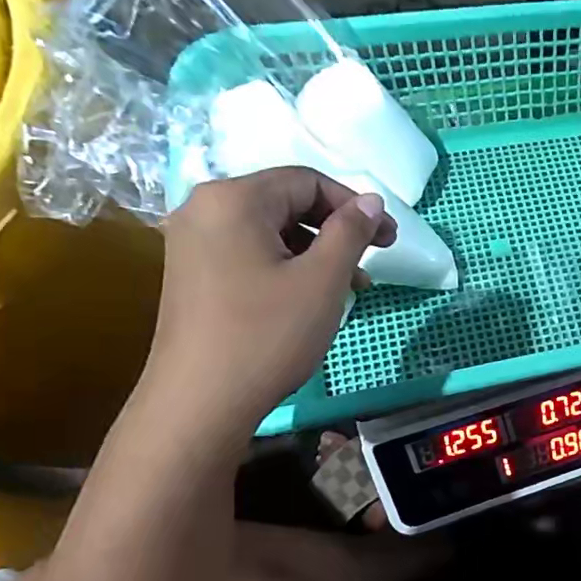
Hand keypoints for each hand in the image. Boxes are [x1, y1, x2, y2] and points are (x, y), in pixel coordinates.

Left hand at [145, 167, 395, 434]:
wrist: (202, 399)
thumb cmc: (268, 334)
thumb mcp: (323, 280)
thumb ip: (351, 232)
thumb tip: (372, 200)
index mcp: (233, 199)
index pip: (306, 181)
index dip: (354, 205)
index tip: (388, 239)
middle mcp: (204, 208)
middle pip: (285, 202)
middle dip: (336, 229)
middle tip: (373, 261)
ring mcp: (192, 242)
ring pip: (270, 230)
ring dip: (316, 251)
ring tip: (349, 286)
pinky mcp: (192, 273)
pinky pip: (250, 252)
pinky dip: (287, 265)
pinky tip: (311, 296)